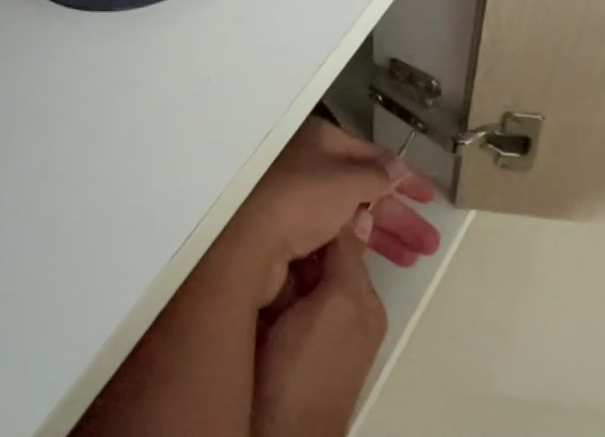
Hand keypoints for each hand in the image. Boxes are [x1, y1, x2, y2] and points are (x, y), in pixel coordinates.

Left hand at [207, 118, 439, 308]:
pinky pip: (333, 235)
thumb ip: (377, 176)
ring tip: (413, 260)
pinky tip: (375, 263)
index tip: (429, 199)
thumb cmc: (299, 200)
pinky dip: (356, 246)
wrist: (245, 244)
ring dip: (383, 236)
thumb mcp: (346, 182)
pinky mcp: (289, 231)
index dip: (403, 177)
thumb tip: (400, 168)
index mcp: (320, 141)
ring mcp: (297, 199)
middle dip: (398, 216)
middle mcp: (308, 165)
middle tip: (428, 243)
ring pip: (350, 215)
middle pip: (364, 188)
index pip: (372, 156)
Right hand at [252, 228, 386, 436]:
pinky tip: (242, 276)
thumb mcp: (338, 304)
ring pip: (284, 273)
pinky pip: (265, 295)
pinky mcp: (271, 335)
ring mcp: (302, 323)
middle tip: (266, 231)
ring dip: (269, 265)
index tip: (296, 192)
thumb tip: (361, 209)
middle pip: (311, 256)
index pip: (343, 239)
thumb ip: (348, 257)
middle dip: (290, 245)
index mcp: (360, 299)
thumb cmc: (308, 372)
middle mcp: (335, 307)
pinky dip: (255, 286)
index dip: (323, 216)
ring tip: (251, 253)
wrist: (272, 436)